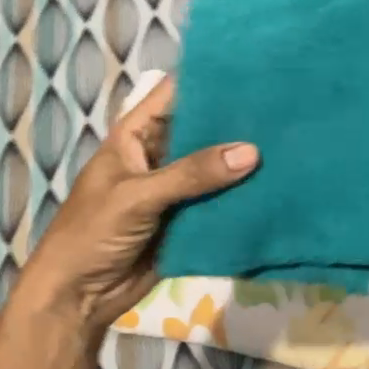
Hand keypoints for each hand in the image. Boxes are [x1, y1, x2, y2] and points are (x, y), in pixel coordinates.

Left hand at [11, 75, 258, 334]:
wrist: (76, 299)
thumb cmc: (92, 233)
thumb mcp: (138, 196)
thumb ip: (193, 174)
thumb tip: (252, 152)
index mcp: (136, 134)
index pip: (175, 93)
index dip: (208, 79)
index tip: (252, 69)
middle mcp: (159, 153)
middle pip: (202, 128)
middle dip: (236, 120)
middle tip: (284, 106)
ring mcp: (175, 187)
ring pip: (215, 165)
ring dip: (243, 159)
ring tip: (291, 139)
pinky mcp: (188, 218)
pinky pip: (220, 199)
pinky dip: (242, 194)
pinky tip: (279, 182)